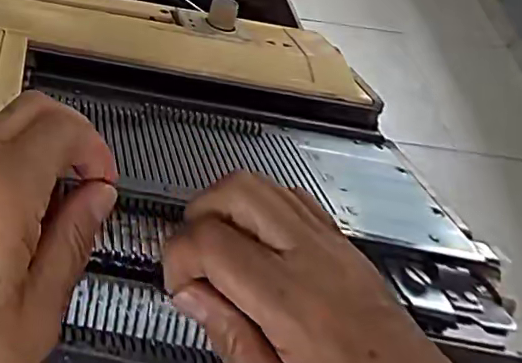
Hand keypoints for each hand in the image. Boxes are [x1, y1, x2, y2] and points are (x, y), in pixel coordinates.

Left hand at [0, 91, 118, 362]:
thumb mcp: (34, 313)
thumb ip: (73, 242)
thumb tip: (95, 201)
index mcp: (1, 193)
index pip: (64, 127)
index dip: (96, 147)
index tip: (103, 178)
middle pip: (34, 107)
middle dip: (72, 130)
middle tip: (88, 172)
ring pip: (7, 126)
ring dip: (41, 146)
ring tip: (57, 201)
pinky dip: (13, 162)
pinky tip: (22, 212)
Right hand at [162, 172, 447, 362]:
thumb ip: (232, 339)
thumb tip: (192, 295)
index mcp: (294, 303)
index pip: (212, 240)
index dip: (177, 256)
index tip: (176, 282)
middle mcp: (315, 258)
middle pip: (236, 190)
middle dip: (199, 213)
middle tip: (191, 256)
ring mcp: (333, 244)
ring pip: (263, 183)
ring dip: (228, 204)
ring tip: (218, 247)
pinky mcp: (345, 242)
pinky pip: (293, 196)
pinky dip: (263, 206)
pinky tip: (256, 241)